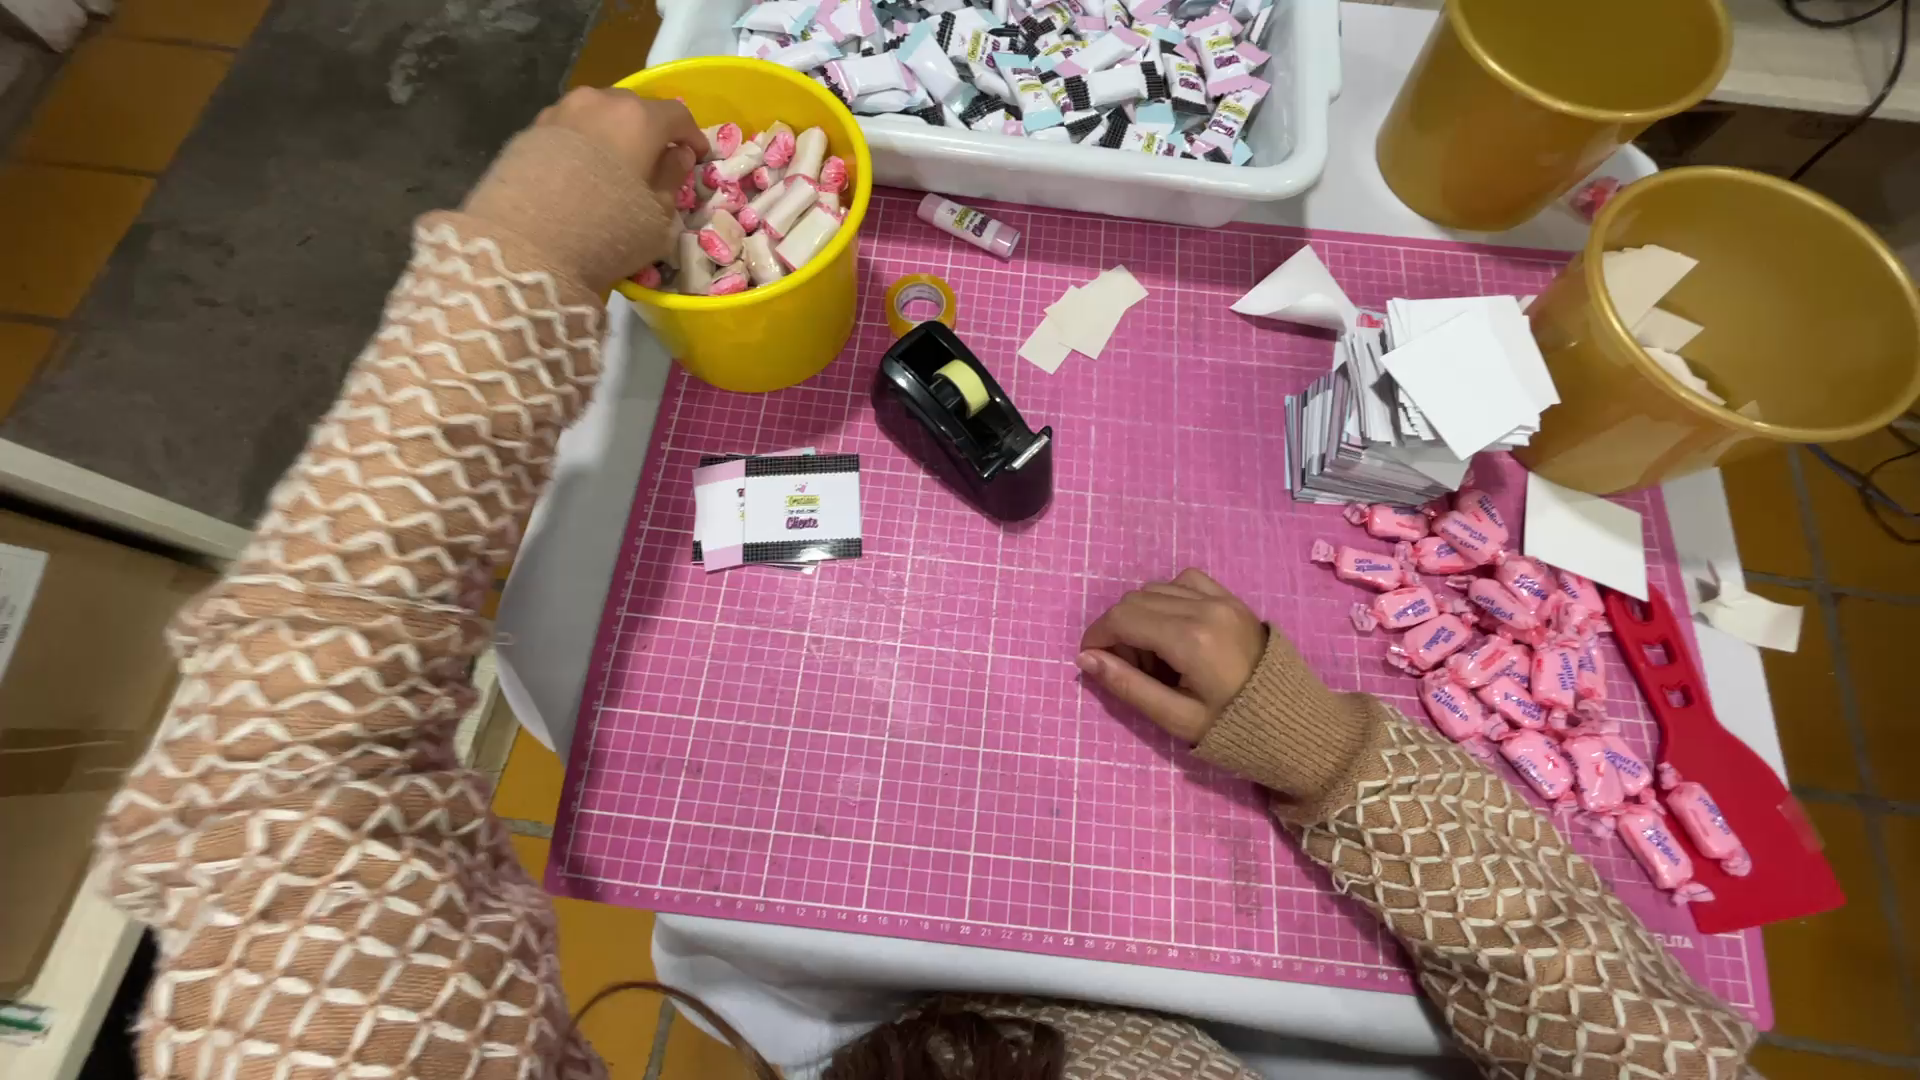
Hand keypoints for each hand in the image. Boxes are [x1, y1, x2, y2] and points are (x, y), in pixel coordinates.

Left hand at [462, 88, 708, 291]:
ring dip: (617, 135)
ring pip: (601, 114)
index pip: (677, 115)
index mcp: (639, 119)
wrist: (532, 240)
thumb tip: (678, 155)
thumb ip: (673, 178)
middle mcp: (600, 102)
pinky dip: (588, 143)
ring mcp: (563, 110)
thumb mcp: (659, 215)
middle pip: (636, 108)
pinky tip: (587, 173)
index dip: (692, 136)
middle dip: (652, 132)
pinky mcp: (534, 128)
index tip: (698, 158)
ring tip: (619, 167)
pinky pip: (573, 128)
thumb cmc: (611, 229)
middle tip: (658, 162)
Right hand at [1077, 569, 1267, 743]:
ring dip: (1140, 615)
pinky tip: (1172, 628)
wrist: (1297, 725)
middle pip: (1135, 601)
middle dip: (1118, 630)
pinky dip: (1166, 599)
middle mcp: (1204, 608)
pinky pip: (1184, 581)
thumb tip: (1086, 658)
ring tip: (1154, 655)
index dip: (1097, 636)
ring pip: (1156, 588)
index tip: (1091, 659)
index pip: (1122, 619)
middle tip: (1128, 667)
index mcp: (1190, 638)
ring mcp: (1221, 598)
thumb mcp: (1175, 718)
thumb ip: (1128, 686)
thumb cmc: (1236, 729)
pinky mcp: (1231, 598)